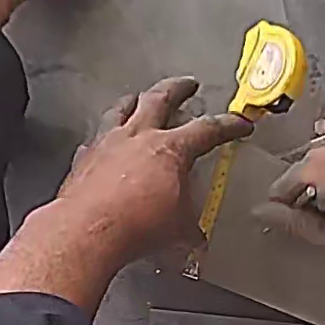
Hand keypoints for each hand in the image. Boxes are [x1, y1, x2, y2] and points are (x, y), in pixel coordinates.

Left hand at [45, 76, 255, 264]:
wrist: (90, 230)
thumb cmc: (139, 225)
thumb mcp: (178, 230)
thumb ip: (189, 228)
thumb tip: (197, 240)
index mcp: (170, 149)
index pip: (207, 130)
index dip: (228, 126)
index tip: (240, 123)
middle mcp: (138, 136)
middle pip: (161, 98)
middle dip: (178, 88)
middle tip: (188, 84)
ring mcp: (107, 142)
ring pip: (122, 108)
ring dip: (134, 100)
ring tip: (138, 98)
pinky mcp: (84, 158)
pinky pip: (95, 138)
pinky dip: (102, 137)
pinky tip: (102, 141)